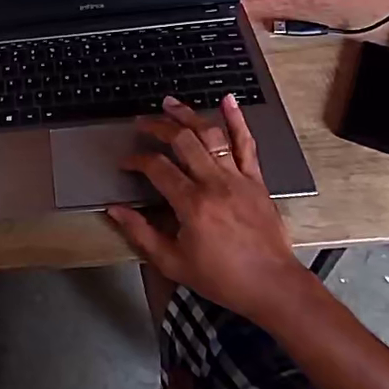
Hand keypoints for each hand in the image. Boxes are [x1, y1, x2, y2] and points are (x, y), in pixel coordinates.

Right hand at [107, 94, 309, 322]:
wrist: (274, 287)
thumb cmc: (223, 278)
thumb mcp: (172, 262)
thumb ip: (140, 232)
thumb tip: (115, 211)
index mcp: (192, 204)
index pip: (157, 168)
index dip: (136, 160)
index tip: (126, 163)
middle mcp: (215, 184)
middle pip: (182, 141)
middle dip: (158, 127)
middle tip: (141, 122)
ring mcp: (238, 179)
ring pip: (211, 135)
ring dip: (189, 115)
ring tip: (171, 104)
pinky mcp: (256, 181)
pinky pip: (247, 145)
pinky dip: (238, 120)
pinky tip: (228, 101)